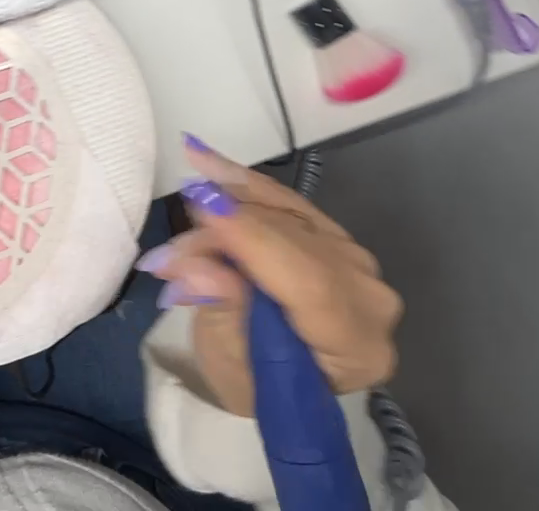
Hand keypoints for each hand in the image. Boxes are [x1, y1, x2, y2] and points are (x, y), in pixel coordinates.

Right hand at [138, 137, 402, 415]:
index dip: (256, 244)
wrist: (274, 381)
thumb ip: (224, 311)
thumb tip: (197, 267)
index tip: (202, 210)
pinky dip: (240, 181)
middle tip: (170, 243)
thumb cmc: (253, 380)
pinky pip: (282, 199)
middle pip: (296, 245)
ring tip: (187, 181)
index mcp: (357, 344)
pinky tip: (203, 156)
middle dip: (228, 231)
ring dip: (231, 197)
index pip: (312, 285)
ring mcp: (352, 259)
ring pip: (287, 215)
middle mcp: (368, 296)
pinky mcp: (328, 232)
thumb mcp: (232, 363)